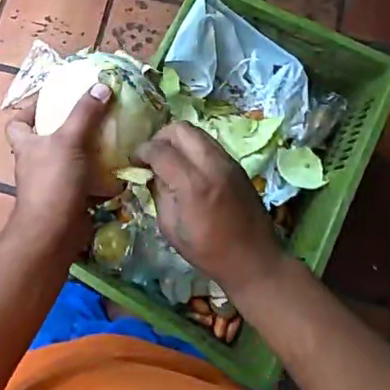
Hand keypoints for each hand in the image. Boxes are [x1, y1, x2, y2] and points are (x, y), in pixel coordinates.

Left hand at [5, 84, 111, 246]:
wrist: (54, 233)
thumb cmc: (53, 181)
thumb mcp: (68, 140)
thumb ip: (85, 113)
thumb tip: (101, 86)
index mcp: (26, 145)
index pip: (17, 123)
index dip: (29, 110)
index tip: (52, 100)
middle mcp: (35, 163)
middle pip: (47, 140)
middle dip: (68, 129)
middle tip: (92, 116)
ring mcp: (52, 183)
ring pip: (69, 161)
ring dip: (88, 151)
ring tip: (112, 137)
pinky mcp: (70, 199)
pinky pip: (87, 182)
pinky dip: (102, 176)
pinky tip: (120, 167)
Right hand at [134, 123, 285, 293]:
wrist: (256, 260)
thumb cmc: (209, 253)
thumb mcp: (171, 228)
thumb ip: (158, 195)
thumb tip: (151, 174)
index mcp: (193, 184)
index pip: (160, 150)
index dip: (142, 151)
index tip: (134, 161)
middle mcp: (212, 165)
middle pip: (180, 129)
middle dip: (160, 138)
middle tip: (152, 157)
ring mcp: (228, 162)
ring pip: (197, 132)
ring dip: (178, 141)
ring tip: (169, 161)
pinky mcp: (237, 165)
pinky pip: (209, 144)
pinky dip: (193, 148)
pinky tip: (188, 168)